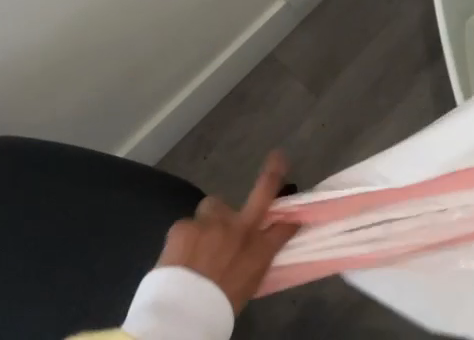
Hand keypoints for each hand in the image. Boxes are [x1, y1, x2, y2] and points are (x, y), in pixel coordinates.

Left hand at [156, 151, 300, 312]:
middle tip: (278, 158)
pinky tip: (178, 255)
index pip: (285, 226)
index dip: (292, 215)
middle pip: (264, 191)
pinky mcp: (185, 225)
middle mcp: (241, 229)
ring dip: (210, 217)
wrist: (179, 316)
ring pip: (213, 206)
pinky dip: (184, 238)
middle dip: (273, 172)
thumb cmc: (218, 309)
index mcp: (260, 250)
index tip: (294, 212)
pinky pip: (187, 225)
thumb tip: (251, 251)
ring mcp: (213, 223)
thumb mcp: (247, 285)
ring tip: (200, 238)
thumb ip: (253, 261)